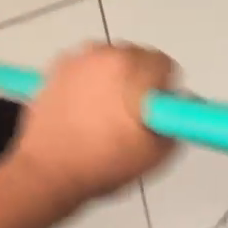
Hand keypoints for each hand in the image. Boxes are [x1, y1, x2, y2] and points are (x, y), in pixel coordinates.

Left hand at [9, 42, 179, 201]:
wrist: (46, 175)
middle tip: (123, 121)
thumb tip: (181, 103)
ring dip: (108, 82)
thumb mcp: (154, 153)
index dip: (162, 93)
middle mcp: (106, 52)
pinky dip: (83, 84)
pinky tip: (77, 113)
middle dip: (134, 83)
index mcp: (135, 68)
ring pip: (106, 63)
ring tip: (97, 120)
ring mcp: (75, 59)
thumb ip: (179, 122)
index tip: (150, 116)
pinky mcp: (52, 70)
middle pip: (134, 60)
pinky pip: (80, 70)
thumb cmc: (103, 166)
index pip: (164, 68)